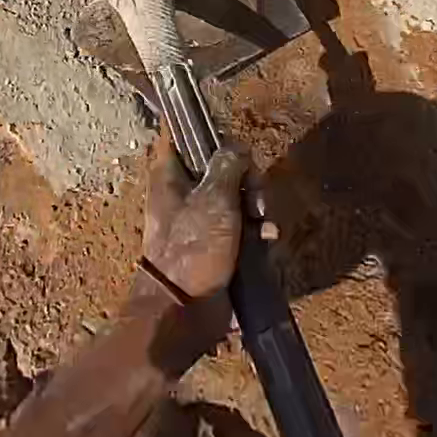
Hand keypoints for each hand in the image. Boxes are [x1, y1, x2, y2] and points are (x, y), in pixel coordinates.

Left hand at [141, 133, 247, 298]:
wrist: (185, 311)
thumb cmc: (193, 248)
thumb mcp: (214, 198)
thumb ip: (228, 165)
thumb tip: (238, 148)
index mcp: (170, 172)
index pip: (177, 132)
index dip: (198, 126)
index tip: (223, 128)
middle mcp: (183, 190)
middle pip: (222, 165)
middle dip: (247, 179)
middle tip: (254, 198)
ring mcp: (201, 217)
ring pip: (237, 195)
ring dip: (256, 208)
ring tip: (263, 226)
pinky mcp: (218, 242)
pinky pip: (243, 226)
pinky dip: (257, 232)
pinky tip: (267, 242)